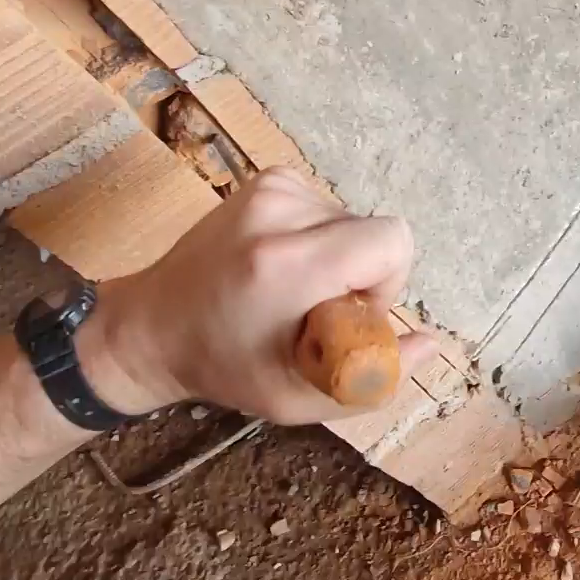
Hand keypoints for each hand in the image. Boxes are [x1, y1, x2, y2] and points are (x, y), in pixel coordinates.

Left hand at [79, 168, 436, 421]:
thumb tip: (431, 343)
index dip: (389, 282)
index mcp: (288, 265)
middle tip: (320, 307)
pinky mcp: (266, 181)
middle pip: (376, 231)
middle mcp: (278, 213)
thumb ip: (376, 378)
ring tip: (296, 286)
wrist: (148, 328)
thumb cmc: (225, 368)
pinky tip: (287, 262)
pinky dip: (323, 237)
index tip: (352, 311)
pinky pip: (329, 207)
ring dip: (342, 256)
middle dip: (366, 273)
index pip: (392, 241)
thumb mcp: (300, 398)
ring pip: (354, 220)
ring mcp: (269, 189)